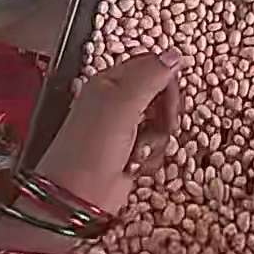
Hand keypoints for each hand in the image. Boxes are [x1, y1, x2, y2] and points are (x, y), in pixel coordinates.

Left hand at [32, 51, 182, 213]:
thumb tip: (175, 55)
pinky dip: (152, 157)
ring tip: (139, 150)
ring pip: (163, 122)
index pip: (151, 64)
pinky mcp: (133, 152)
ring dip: (157, 139)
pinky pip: (158, 146)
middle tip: (160, 124)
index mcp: (111, 81)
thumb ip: (150, 76)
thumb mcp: (122, 103)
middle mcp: (118, 101)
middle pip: (162, 94)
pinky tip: (136, 165)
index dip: (166, 79)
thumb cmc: (92, 147)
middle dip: (165, 112)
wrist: (77, 197)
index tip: (171, 95)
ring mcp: (126, 128)